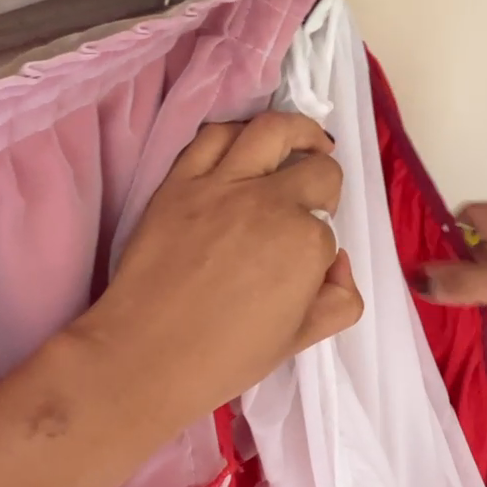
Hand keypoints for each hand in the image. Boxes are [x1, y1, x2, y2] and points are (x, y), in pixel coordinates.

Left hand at [70, 112, 362, 420]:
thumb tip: (337, 261)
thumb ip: (340, 298)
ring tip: (304, 141)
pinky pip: (214, 136)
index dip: (321, 239)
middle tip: (313, 199)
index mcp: (306, 243)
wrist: (146, 356)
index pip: (329, 224)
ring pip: (272, 129)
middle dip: (324, 181)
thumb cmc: (227, 357)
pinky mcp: (180, 182)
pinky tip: (246, 145)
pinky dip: (237, 133)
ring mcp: (222, 185)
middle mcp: (270, 202)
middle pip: (316, 167)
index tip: (307, 255)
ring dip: (298, 131)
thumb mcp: (301, 339)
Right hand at [418, 201, 486, 368]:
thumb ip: (464, 282)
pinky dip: (484, 300)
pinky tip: (465, 316)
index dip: (441, 232)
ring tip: (432, 303)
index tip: (413, 255)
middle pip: (475, 242)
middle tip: (416, 285)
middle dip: (449, 262)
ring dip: (466, 285)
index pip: (468, 215)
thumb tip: (418, 278)